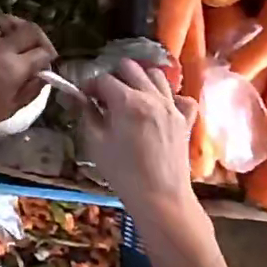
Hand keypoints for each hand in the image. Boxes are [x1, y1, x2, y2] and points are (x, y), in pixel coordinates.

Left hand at [0, 10, 56, 133]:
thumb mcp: (10, 109)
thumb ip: (31, 91)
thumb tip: (44, 75)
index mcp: (14, 68)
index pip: (42, 53)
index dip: (49, 59)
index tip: (46, 65)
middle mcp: (1, 47)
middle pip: (31, 30)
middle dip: (41, 40)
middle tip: (39, 50)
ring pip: (8, 20)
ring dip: (19, 26)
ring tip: (20, 37)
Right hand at [82, 60, 206, 225]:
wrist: (160, 198)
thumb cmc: (123, 173)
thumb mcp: (95, 143)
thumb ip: (87, 114)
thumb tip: (81, 98)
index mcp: (127, 101)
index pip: (103, 79)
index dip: (89, 86)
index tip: (83, 98)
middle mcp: (152, 97)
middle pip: (130, 67)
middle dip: (114, 77)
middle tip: (105, 96)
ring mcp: (172, 106)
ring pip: (156, 75)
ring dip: (140, 81)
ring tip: (131, 98)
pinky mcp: (186, 119)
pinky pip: (181, 97)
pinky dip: (169, 97)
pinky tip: (159, 108)